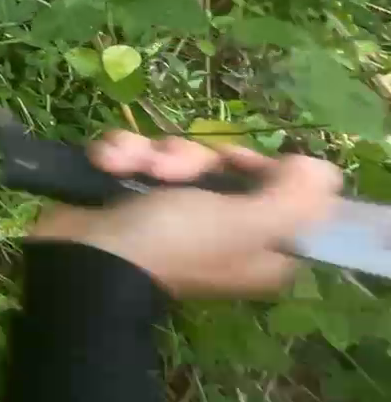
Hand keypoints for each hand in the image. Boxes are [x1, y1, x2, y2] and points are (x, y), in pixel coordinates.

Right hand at [28, 131, 341, 295]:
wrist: (87, 250)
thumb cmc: (174, 242)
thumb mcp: (248, 223)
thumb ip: (297, 197)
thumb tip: (315, 168)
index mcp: (260, 242)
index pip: (277, 192)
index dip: (258, 169)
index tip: (233, 161)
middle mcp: (216, 222)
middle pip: (216, 165)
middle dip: (186, 159)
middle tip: (168, 172)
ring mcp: (163, 204)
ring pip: (166, 154)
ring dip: (141, 152)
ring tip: (123, 166)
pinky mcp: (121, 186)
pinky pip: (127, 153)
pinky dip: (114, 153)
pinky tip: (105, 163)